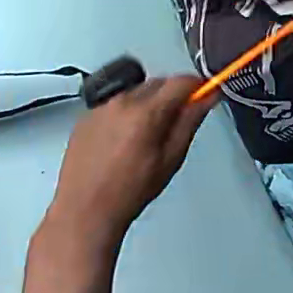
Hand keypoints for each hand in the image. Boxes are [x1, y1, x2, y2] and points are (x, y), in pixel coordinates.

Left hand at [40, 76, 215, 255]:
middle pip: (159, 82)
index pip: (181, 81)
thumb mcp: (172, 157)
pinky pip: (115, 103)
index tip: (205, 94)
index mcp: (146, 112)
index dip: (198, 85)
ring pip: (137, 91)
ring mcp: (101, 108)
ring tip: (148, 135)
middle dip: (173, 94)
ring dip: (149, 102)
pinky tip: (125, 139)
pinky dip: (127, 112)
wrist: (84, 211)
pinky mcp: (86, 117)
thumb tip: (208, 97)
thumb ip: (191, 120)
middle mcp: (122, 102)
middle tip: (178, 120)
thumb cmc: (129, 190)